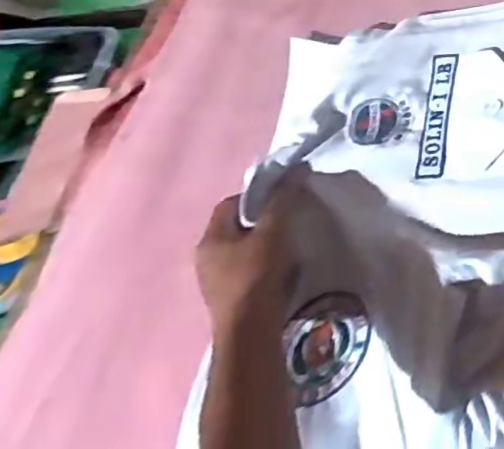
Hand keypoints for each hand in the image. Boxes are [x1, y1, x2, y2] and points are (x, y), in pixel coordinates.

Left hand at [195, 165, 304, 335]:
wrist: (251, 334)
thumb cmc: (257, 275)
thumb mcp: (274, 230)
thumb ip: (284, 198)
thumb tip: (297, 169)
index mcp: (210, 238)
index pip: (230, 203)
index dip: (257, 195)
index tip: (281, 199)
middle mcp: (205, 259)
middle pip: (237, 226)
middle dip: (263, 220)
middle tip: (287, 220)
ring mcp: (214, 283)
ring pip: (243, 250)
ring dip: (265, 245)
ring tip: (289, 246)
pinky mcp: (228, 301)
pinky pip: (246, 272)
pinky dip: (264, 266)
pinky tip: (282, 271)